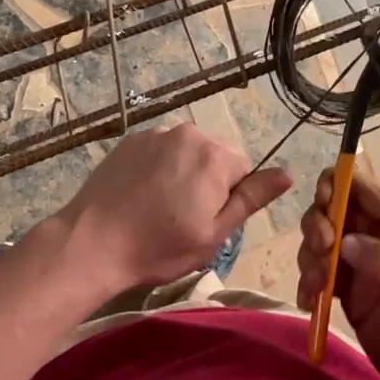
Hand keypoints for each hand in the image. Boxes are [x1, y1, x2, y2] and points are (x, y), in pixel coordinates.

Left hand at [57, 124, 291, 294]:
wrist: (92, 242)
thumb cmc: (159, 246)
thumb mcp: (214, 234)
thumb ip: (251, 199)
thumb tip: (287, 174)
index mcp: (215, 155)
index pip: (243, 170)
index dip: (229, 199)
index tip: (205, 221)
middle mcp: (189, 133)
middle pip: (214, 156)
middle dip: (207, 182)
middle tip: (182, 218)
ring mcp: (156, 133)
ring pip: (185, 153)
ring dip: (181, 173)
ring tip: (157, 208)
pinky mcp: (131, 139)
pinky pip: (159, 151)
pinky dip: (156, 168)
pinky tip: (139, 196)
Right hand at [296, 169, 379, 379]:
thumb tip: (344, 239)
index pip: (368, 190)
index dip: (339, 185)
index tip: (323, 203)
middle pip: (337, 213)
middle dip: (320, 224)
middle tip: (321, 251)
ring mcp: (366, 270)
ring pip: (324, 244)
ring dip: (311, 256)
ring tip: (315, 287)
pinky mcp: (354, 299)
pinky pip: (322, 279)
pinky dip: (309, 285)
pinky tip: (308, 303)